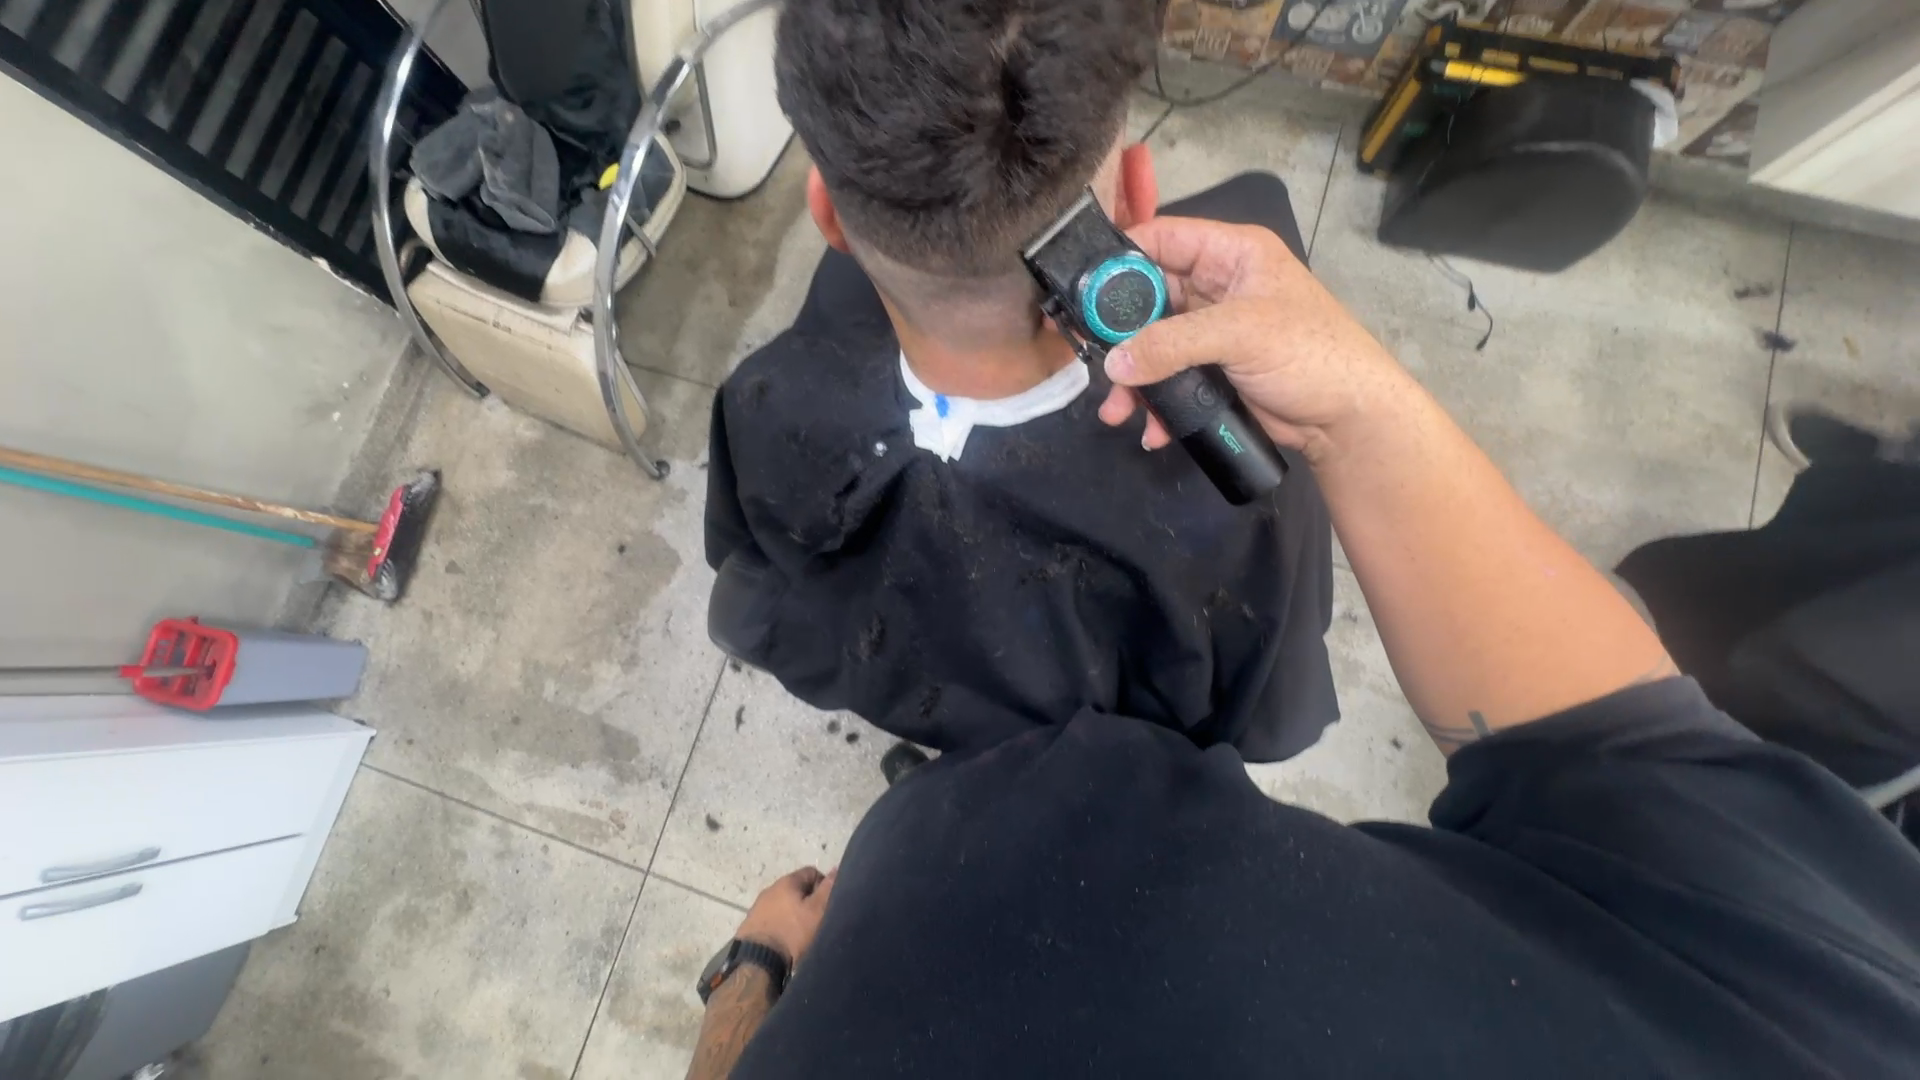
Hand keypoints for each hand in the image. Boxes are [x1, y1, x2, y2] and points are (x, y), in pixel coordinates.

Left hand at [736, 866, 835, 964]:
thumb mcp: (817, 911)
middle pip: (796, 890)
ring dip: (792, 916)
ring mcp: (757, 907)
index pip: (812, 872)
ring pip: (783, 906)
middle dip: (808, 903)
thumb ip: (828, 889)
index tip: (827, 906)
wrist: (756, 964)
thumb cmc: (791, 934)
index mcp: (787, 881)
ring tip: (800, 935)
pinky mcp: (749, 925)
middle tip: (816, 922)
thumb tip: (836, 868)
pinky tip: (783, 943)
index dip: (823, 887)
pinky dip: (779, 927)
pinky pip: (771, 920)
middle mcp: (770, 889)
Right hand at [1096, 216, 1405, 464]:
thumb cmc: (1309, 354)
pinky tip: (1150, 429)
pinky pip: (1167, 381)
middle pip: (1147, 299)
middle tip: (1091, 360)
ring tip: (1116, 412)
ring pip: (1151, 347)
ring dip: (1132, 380)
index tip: (1083, 291)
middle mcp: (1215, 288)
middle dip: (1119, 334)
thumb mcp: (1241, 334)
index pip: (1162, 239)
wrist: (1346, 418)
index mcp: (1230, 254)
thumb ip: (1173, 343)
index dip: (1121, 258)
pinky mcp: (1209, 373)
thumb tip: (1114, 365)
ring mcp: (1209, 334)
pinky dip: (1155, 404)